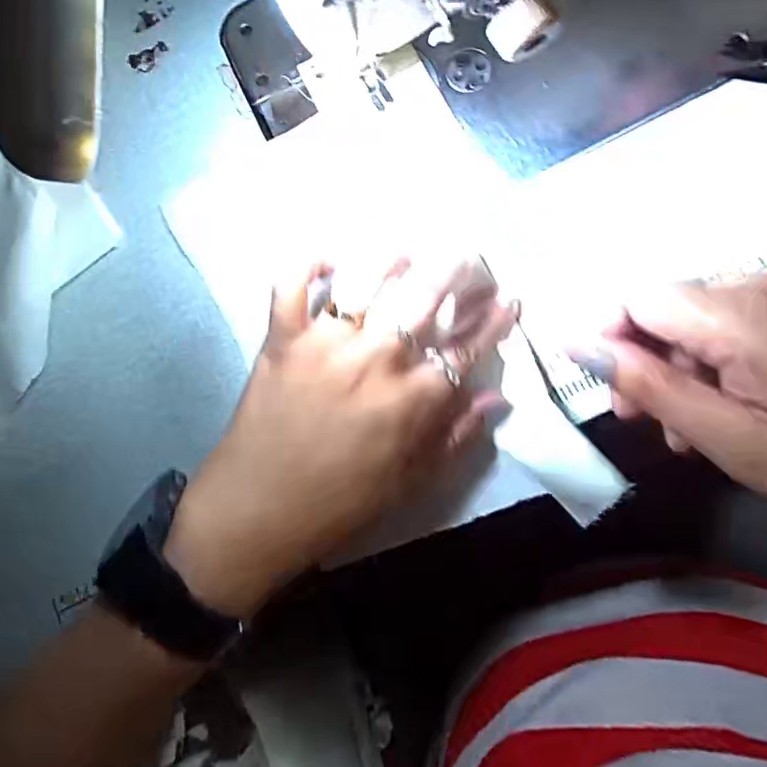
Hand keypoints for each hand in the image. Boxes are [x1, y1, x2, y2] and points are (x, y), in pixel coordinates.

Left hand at [163, 260, 516, 618]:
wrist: (258, 513)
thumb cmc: (342, 501)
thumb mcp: (412, 480)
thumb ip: (457, 435)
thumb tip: (496, 397)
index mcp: (412, 399)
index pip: (466, 348)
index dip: (493, 321)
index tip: (508, 299)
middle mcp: (376, 360)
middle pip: (425, 299)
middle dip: (455, 272)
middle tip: (466, 257)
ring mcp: (325, 344)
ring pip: (365, 283)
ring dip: (390, 262)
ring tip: (405, 254)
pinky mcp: (282, 339)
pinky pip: (292, 286)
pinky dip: (306, 265)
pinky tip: (327, 259)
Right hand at [573, 272, 766, 622]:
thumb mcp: (741, 445)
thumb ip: (653, 388)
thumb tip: (580, 345)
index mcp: (741, 310)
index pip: (637, 298)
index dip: (612, 343)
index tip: (619, 401)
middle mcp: (766, 283)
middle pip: (673, 307)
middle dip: (653, 364)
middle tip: (665, 433)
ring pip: (710, 320)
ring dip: (694, 371)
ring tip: (712, 436)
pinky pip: (752, 325)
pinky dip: (733, 365)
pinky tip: (754, 412)